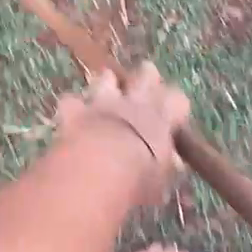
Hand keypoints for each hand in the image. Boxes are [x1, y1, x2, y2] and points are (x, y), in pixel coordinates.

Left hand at [55, 62, 188, 203]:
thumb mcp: (162, 179)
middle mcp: (135, 100)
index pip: (178, 99)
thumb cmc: (140, 177)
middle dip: (146, 79)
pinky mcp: (75, 110)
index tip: (172, 120)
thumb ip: (167, 166)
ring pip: (107, 77)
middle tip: (142, 95)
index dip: (175, 107)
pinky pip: (73, 101)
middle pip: (147, 72)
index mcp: (162, 115)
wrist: (99, 169)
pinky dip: (73, 108)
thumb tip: (172, 164)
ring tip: (105, 100)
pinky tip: (73, 118)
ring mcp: (103, 100)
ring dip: (107, 86)